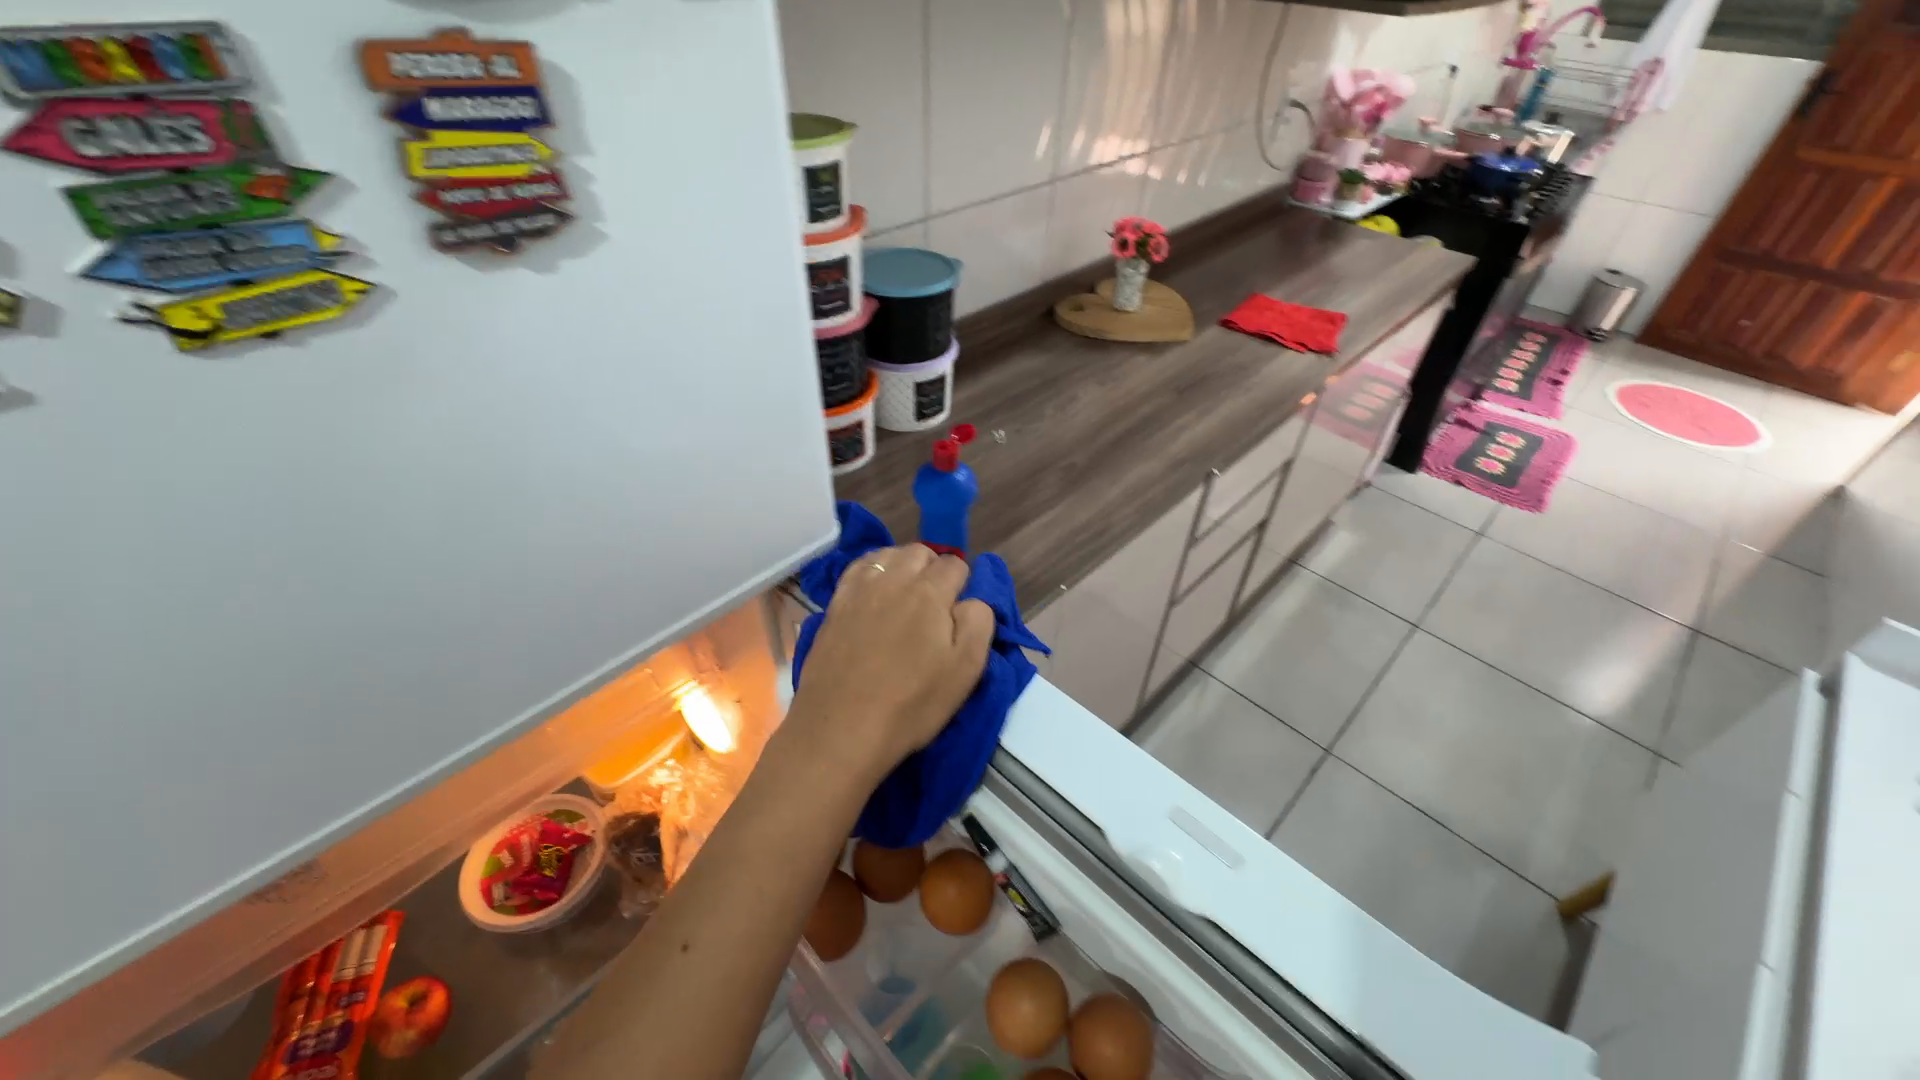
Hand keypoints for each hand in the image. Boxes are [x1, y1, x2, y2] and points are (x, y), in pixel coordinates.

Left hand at [788, 545, 994, 782]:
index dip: (963, 586)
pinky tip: (874, 593)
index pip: (956, 565)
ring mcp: (859, 589)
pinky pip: (858, 569)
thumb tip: (972, 599)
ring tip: (906, 598)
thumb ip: (978, 622)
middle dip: (933, 569)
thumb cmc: (912, 704)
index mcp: (930, 592)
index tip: (959, 615)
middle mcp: (894, 579)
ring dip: (903, 567)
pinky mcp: (834, 605)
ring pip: (888, 555)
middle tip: (936, 608)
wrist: (841, 728)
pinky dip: (873, 571)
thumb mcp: (966, 669)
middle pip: (920, 552)